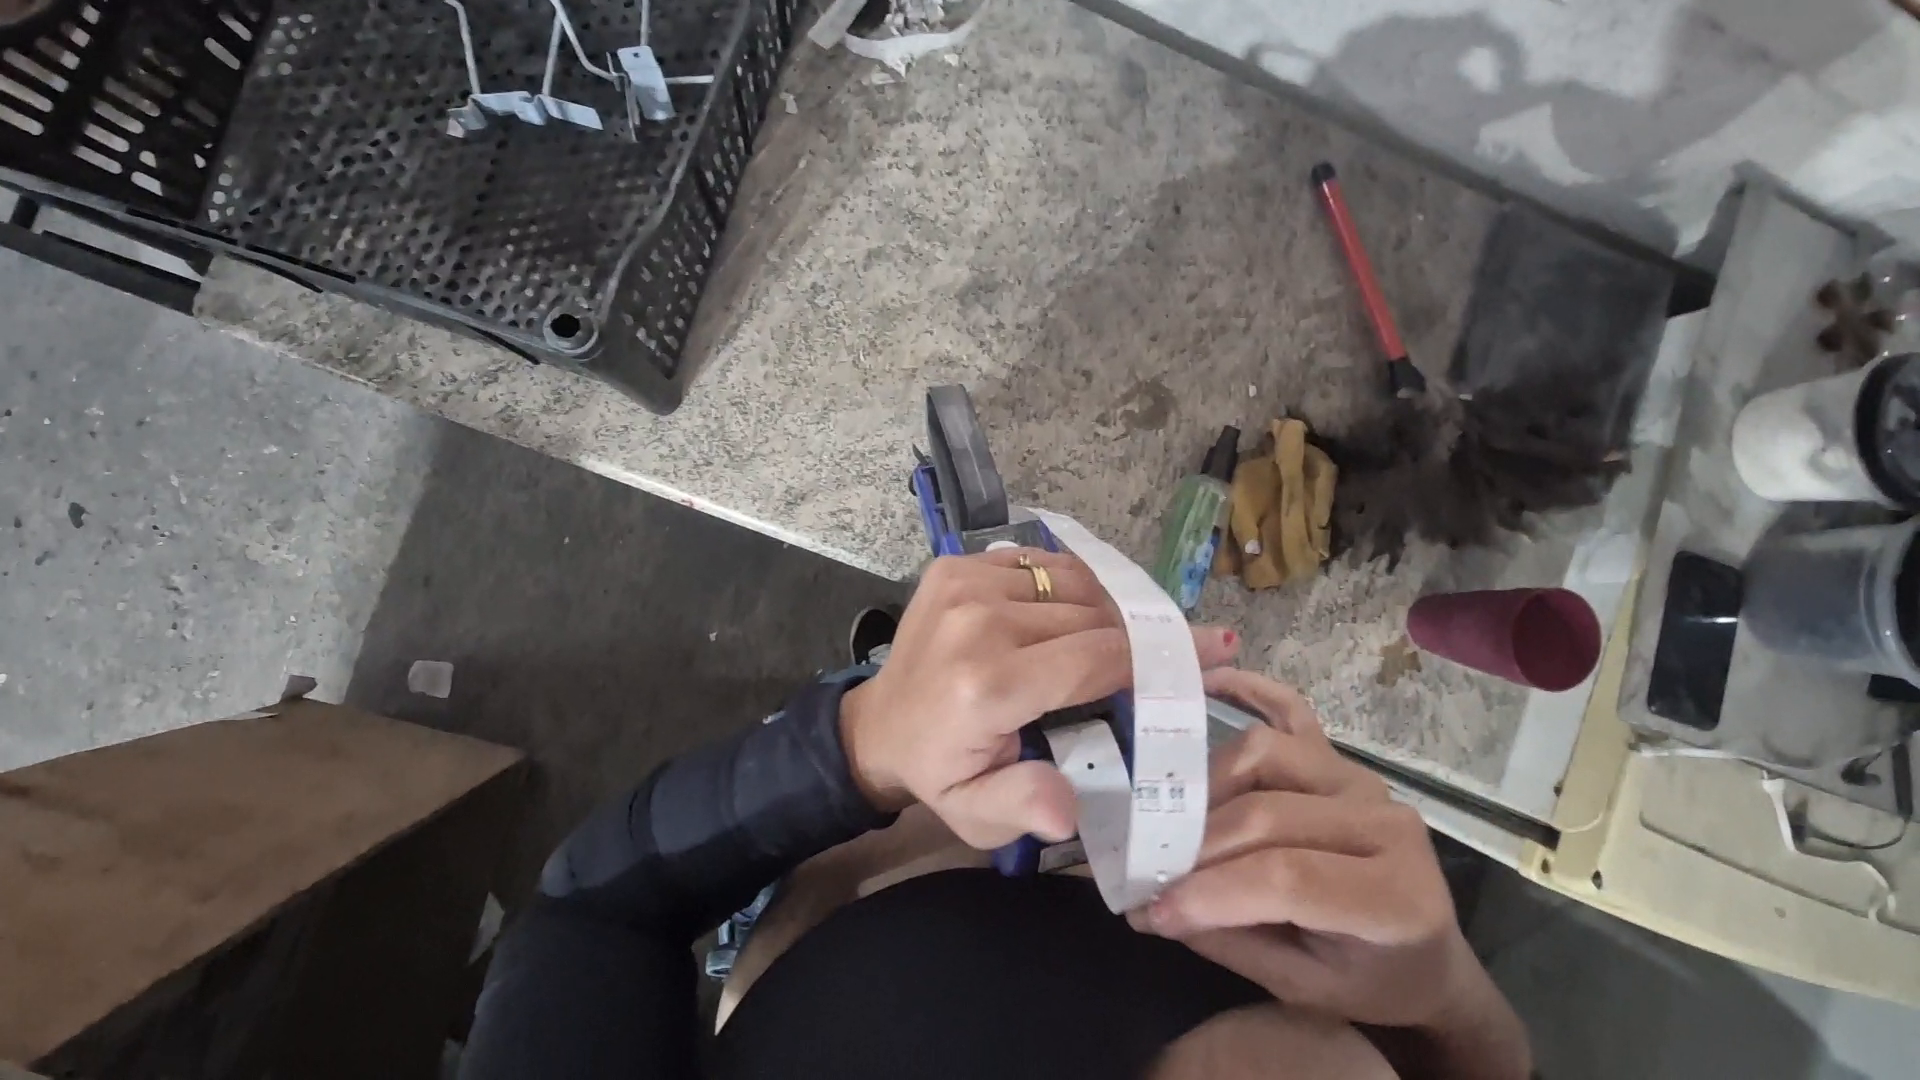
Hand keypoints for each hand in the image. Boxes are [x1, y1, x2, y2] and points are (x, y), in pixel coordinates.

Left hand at [838, 547, 1237, 848]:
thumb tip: (1068, 810)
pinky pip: (1039, 562)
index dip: (1161, 655)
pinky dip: (1067, 584)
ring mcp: (964, 583)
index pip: (1098, 657)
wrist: (877, 725)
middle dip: (1137, 636)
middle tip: (1164, 657)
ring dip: (1105, 607)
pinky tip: (1072, 614)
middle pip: (1092, 615)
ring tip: (1118, 638)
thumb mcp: (976, 812)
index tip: (1215, 648)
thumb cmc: (938, 772)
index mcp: (988, 685)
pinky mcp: (955, 565)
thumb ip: (1024, 804)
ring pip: (1072, 580)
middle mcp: (977, 621)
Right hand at [1133, 668, 1530, 1078]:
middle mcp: (1383, 822)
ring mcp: (1359, 778)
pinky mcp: (1338, 756)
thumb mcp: (1303, 988)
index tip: (1154, 909)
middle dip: (1196, 844)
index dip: (1212, 890)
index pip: (1287, 877)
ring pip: (1265, 752)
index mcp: (1392, 896)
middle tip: (1150, 870)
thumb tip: (1144, 906)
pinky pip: (1289, 710)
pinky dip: (1248, 690)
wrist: (1423, 955)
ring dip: (1208, 784)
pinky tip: (1208, 682)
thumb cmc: (1368, 980)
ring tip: (1177, 819)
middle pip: (1266, 812)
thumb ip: (1227, 940)